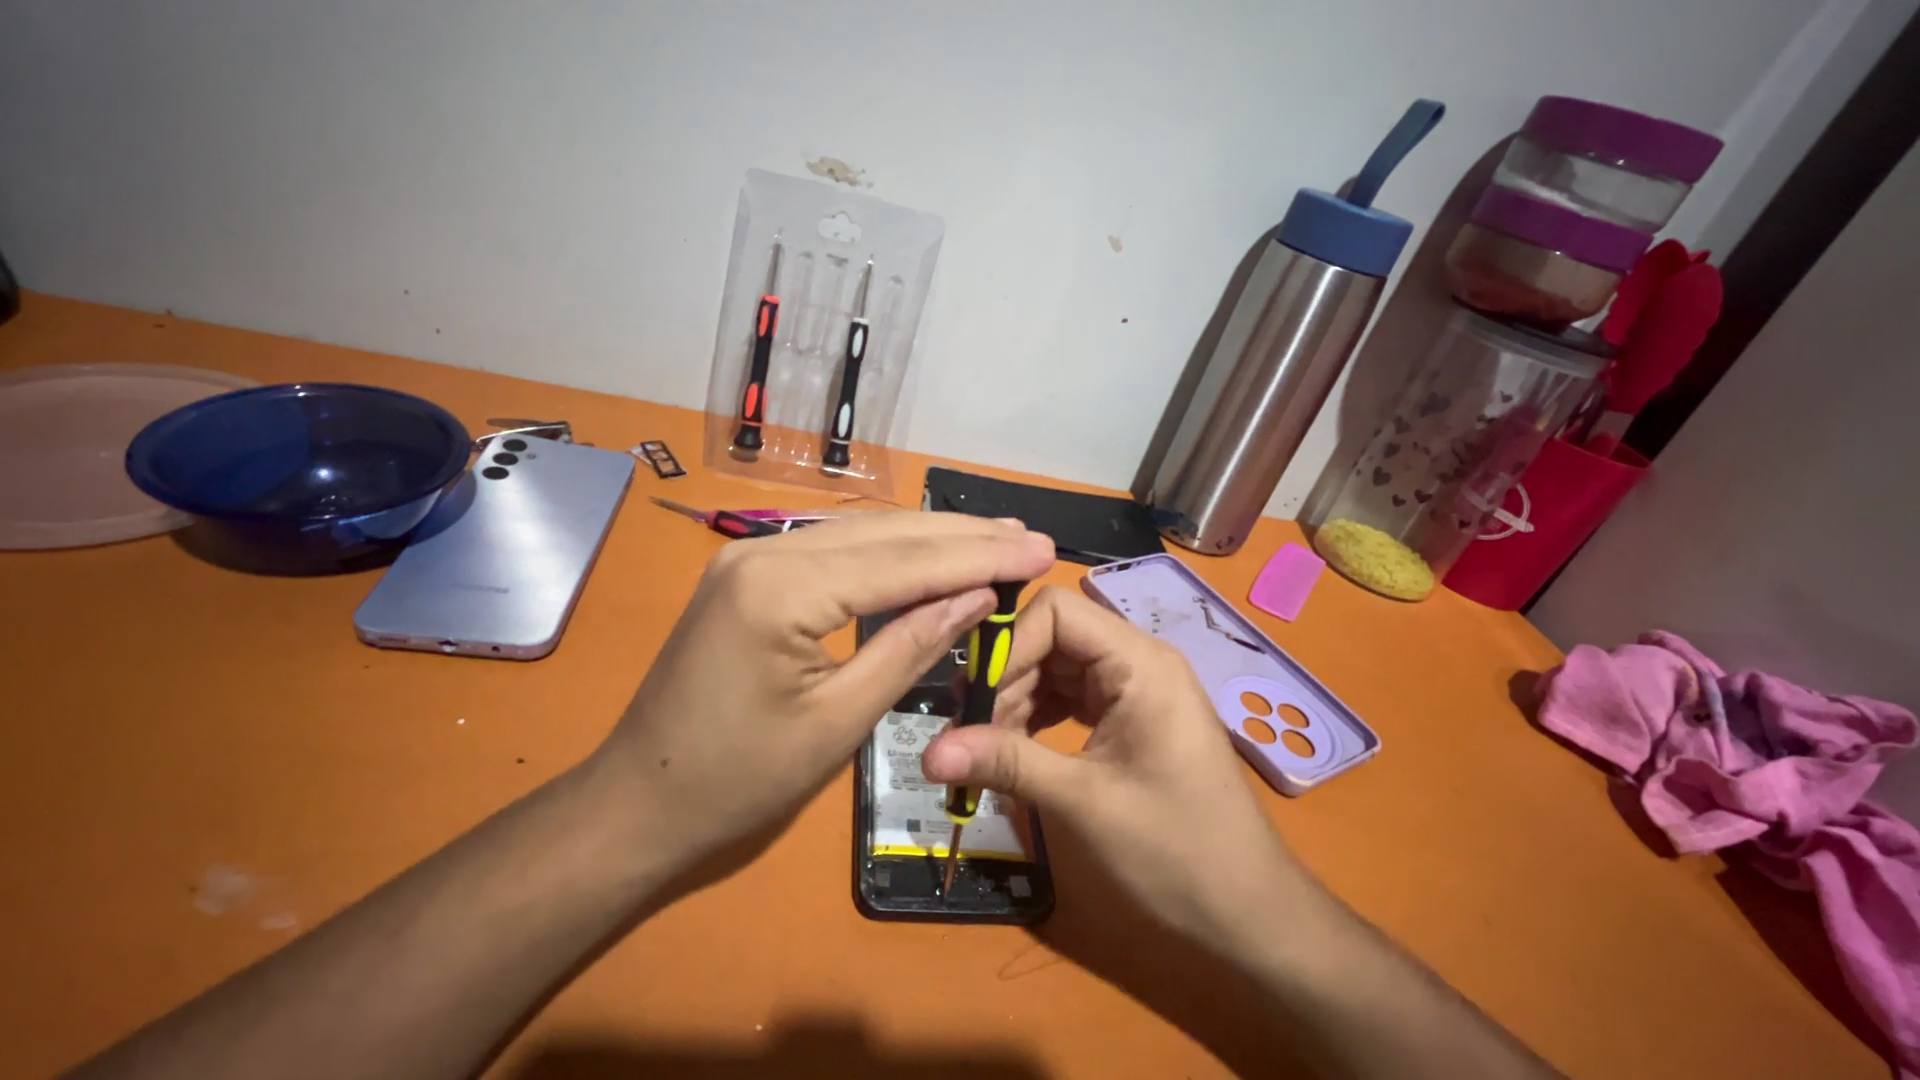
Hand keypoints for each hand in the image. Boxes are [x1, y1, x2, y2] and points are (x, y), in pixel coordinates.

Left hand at [596, 512, 1054, 884]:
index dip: (978, 559)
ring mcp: (750, 556)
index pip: (904, 562)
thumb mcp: (839, 722)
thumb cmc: (740, 779)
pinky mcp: (748, 573)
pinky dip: (889, 554)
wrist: (640, 800)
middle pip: (884, 533)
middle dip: (961, 538)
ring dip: (930, 539)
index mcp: (782, 589)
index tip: (1042, 551)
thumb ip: (911, 647)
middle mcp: (764, 551)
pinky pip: (834, 551)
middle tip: (1030, 539)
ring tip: (996, 541)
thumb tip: (978, 597)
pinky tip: (928, 555)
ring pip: (860, 534)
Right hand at [921, 584, 1300, 957]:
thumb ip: (1006, 763)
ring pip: (1056, 668)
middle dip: (1005, 677)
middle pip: (1052, 637)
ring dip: (1014, 700)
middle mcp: (1138, 662)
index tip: (969, 699)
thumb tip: (928, 753)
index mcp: (1139, 662)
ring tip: (981, 746)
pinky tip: (1011, 750)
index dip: (1006, 645)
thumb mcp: (1082, 802)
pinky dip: (1035, 718)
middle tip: (964, 731)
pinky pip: (1070, 698)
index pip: (1056, 612)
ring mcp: (1135, 691)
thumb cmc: (1175, 849)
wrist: (1246, 912)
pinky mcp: (1130, 720)